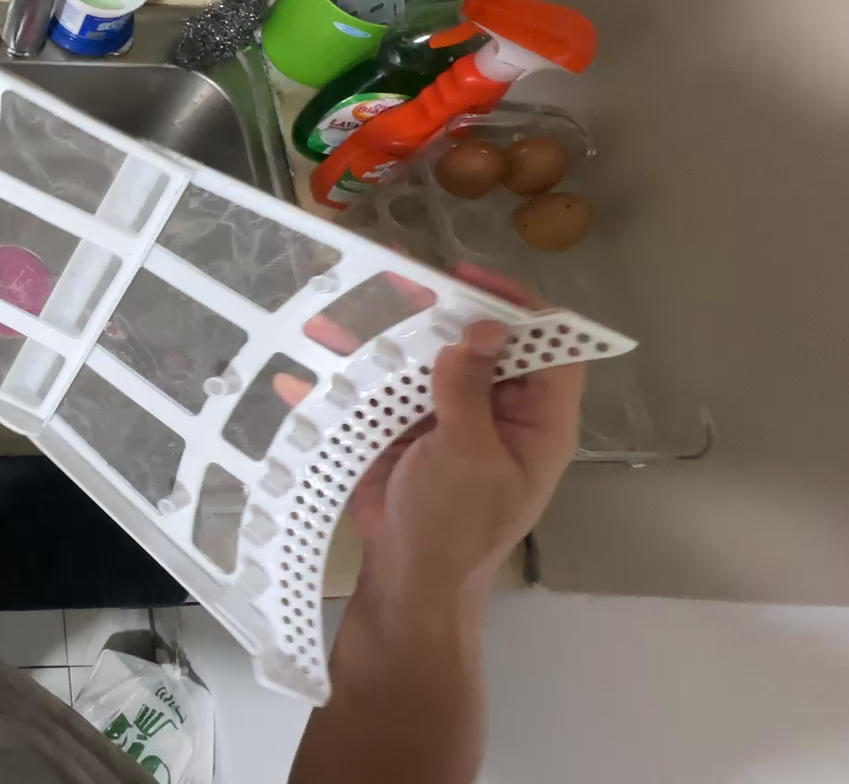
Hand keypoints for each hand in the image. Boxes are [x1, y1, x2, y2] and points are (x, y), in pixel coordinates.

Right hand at [347, 263, 583, 604]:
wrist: (407, 569)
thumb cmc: (457, 520)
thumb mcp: (470, 454)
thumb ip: (471, 392)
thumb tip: (483, 329)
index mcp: (532, 418)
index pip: (545, 349)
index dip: (517, 308)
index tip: (469, 279)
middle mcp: (490, 409)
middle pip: (471, 347)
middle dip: (434, 316)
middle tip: (391, 286)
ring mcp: (439, 418)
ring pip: (416, 365)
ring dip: (377, 344)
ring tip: (332, 323)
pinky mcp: (395, 429)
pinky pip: (372, 394)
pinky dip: (339, 383)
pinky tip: (303, 375)